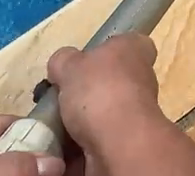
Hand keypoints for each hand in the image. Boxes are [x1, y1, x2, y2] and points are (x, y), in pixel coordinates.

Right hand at [49, 33, 164, 150]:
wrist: (119, 144)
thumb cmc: (100, 90)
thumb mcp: (70, 64)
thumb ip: (63, 60)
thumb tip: (61, 65)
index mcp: (136, 49)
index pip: (125, 44)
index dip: (102, 53)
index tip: (81, 66)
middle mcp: (141, 79)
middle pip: (107, 83)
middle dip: (82, 95)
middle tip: (57, 102)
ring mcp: (135, 114)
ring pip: (100, 115)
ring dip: (77, 124)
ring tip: (53, 128)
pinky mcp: (126, 143)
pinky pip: (95, 142)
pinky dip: (77, 148)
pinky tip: (59, 149)